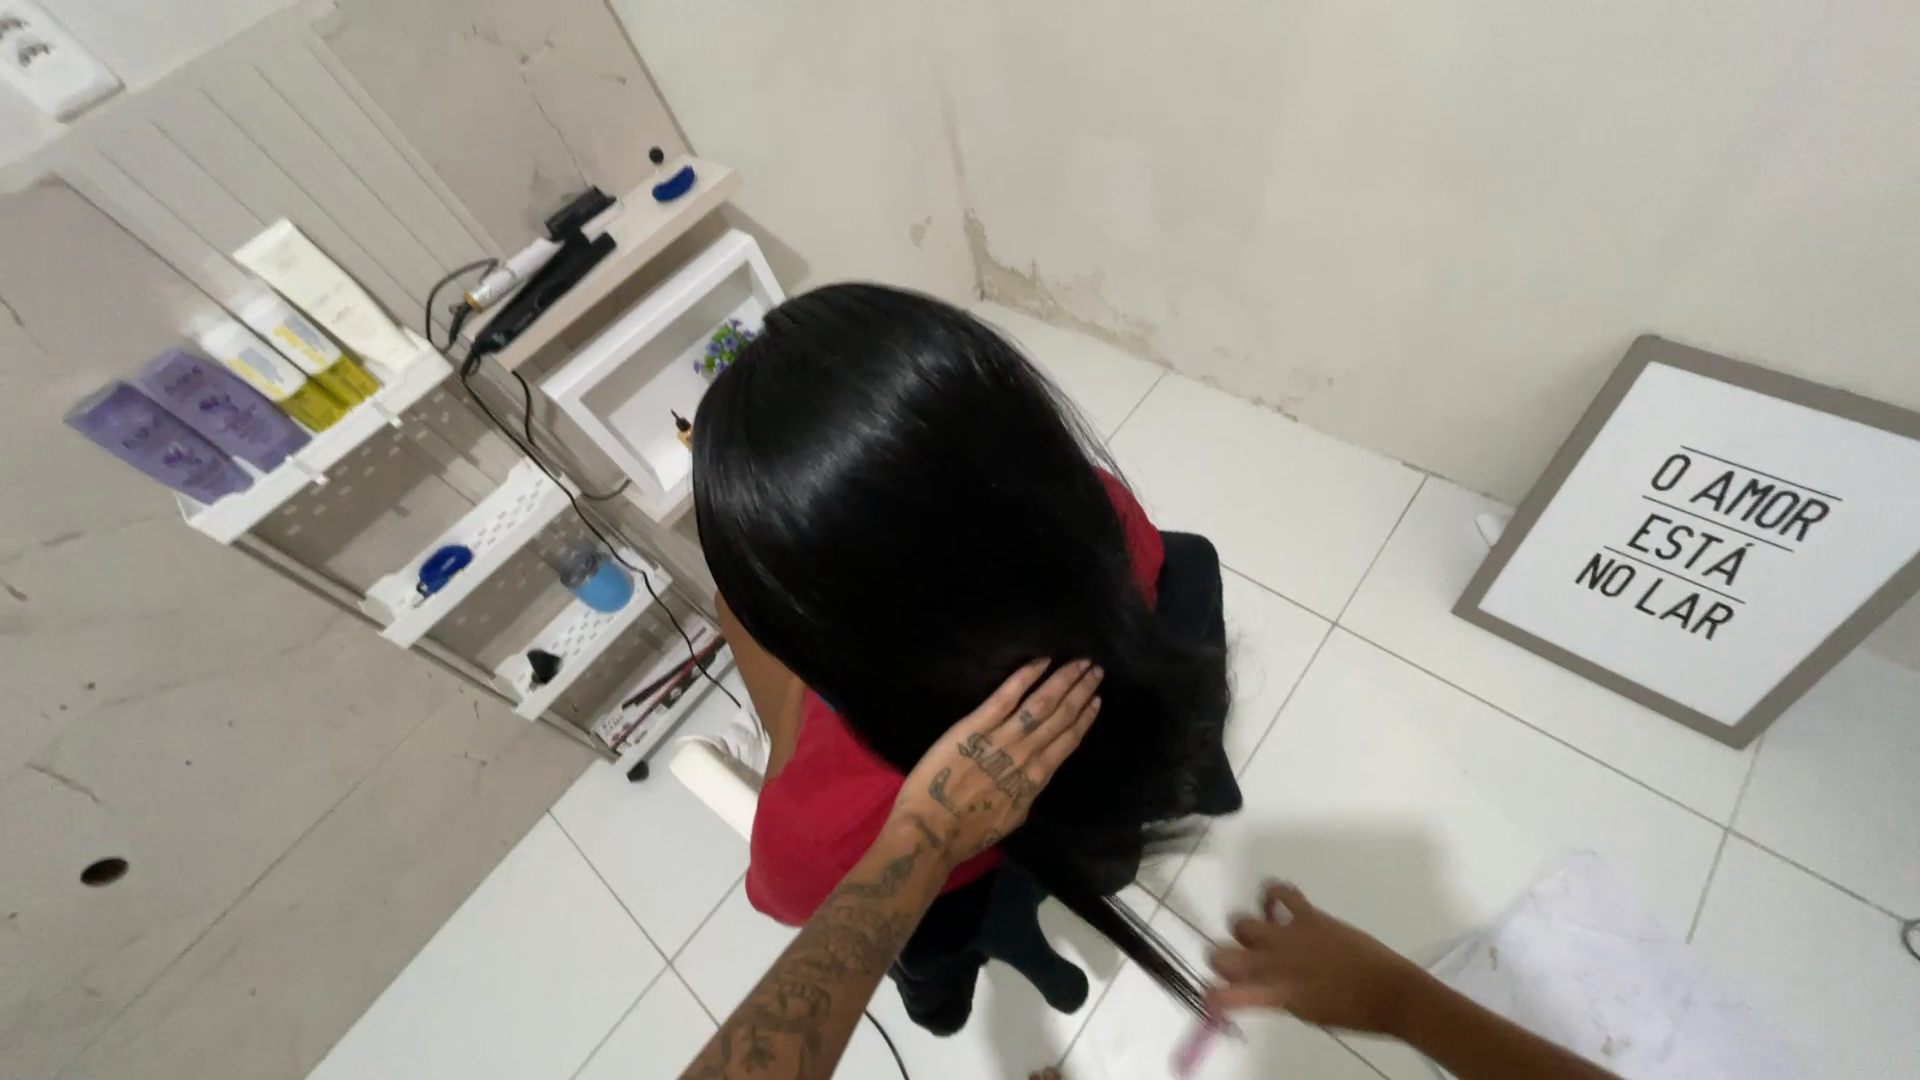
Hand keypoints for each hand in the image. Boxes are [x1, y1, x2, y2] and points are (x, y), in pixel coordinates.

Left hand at [887, 658, 1102, 868]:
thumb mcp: (1011, 818)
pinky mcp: (975, 726)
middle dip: (1080, 691)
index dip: (1084, 719)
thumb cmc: (967, 832)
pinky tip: (1042, 660)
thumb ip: (1027, 793)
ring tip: (1081, 662)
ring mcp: (1002, 738)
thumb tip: (1035, 775)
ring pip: (1041, 703)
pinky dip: (1026, 676)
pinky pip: (1005, 697)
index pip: (1068, 741)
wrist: (932, 832)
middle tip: (1097, 669)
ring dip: (1064, 680)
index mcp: (1035, 780)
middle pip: (1061, 716)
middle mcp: (1026, 755)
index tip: (1098, 700)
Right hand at [1206, 881, 1432, 1034]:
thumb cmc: (1352, 1012)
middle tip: (1236, 961)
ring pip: (1242, 923)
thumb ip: (1276, 996)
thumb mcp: (1307, 1012)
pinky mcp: (1307, 915)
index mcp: (1277, 995)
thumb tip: (1254, 984)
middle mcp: (1275, 964)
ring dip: (1246, 931)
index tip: (1211, 996)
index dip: (1213, 995)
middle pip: (1223, 953)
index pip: (1228, 995)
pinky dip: (1271, 895)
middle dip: (1221, 957)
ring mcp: (1289, 936)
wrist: (1392, 993)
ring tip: (1261, 935)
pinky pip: (1278, 892)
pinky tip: (1276, 907)